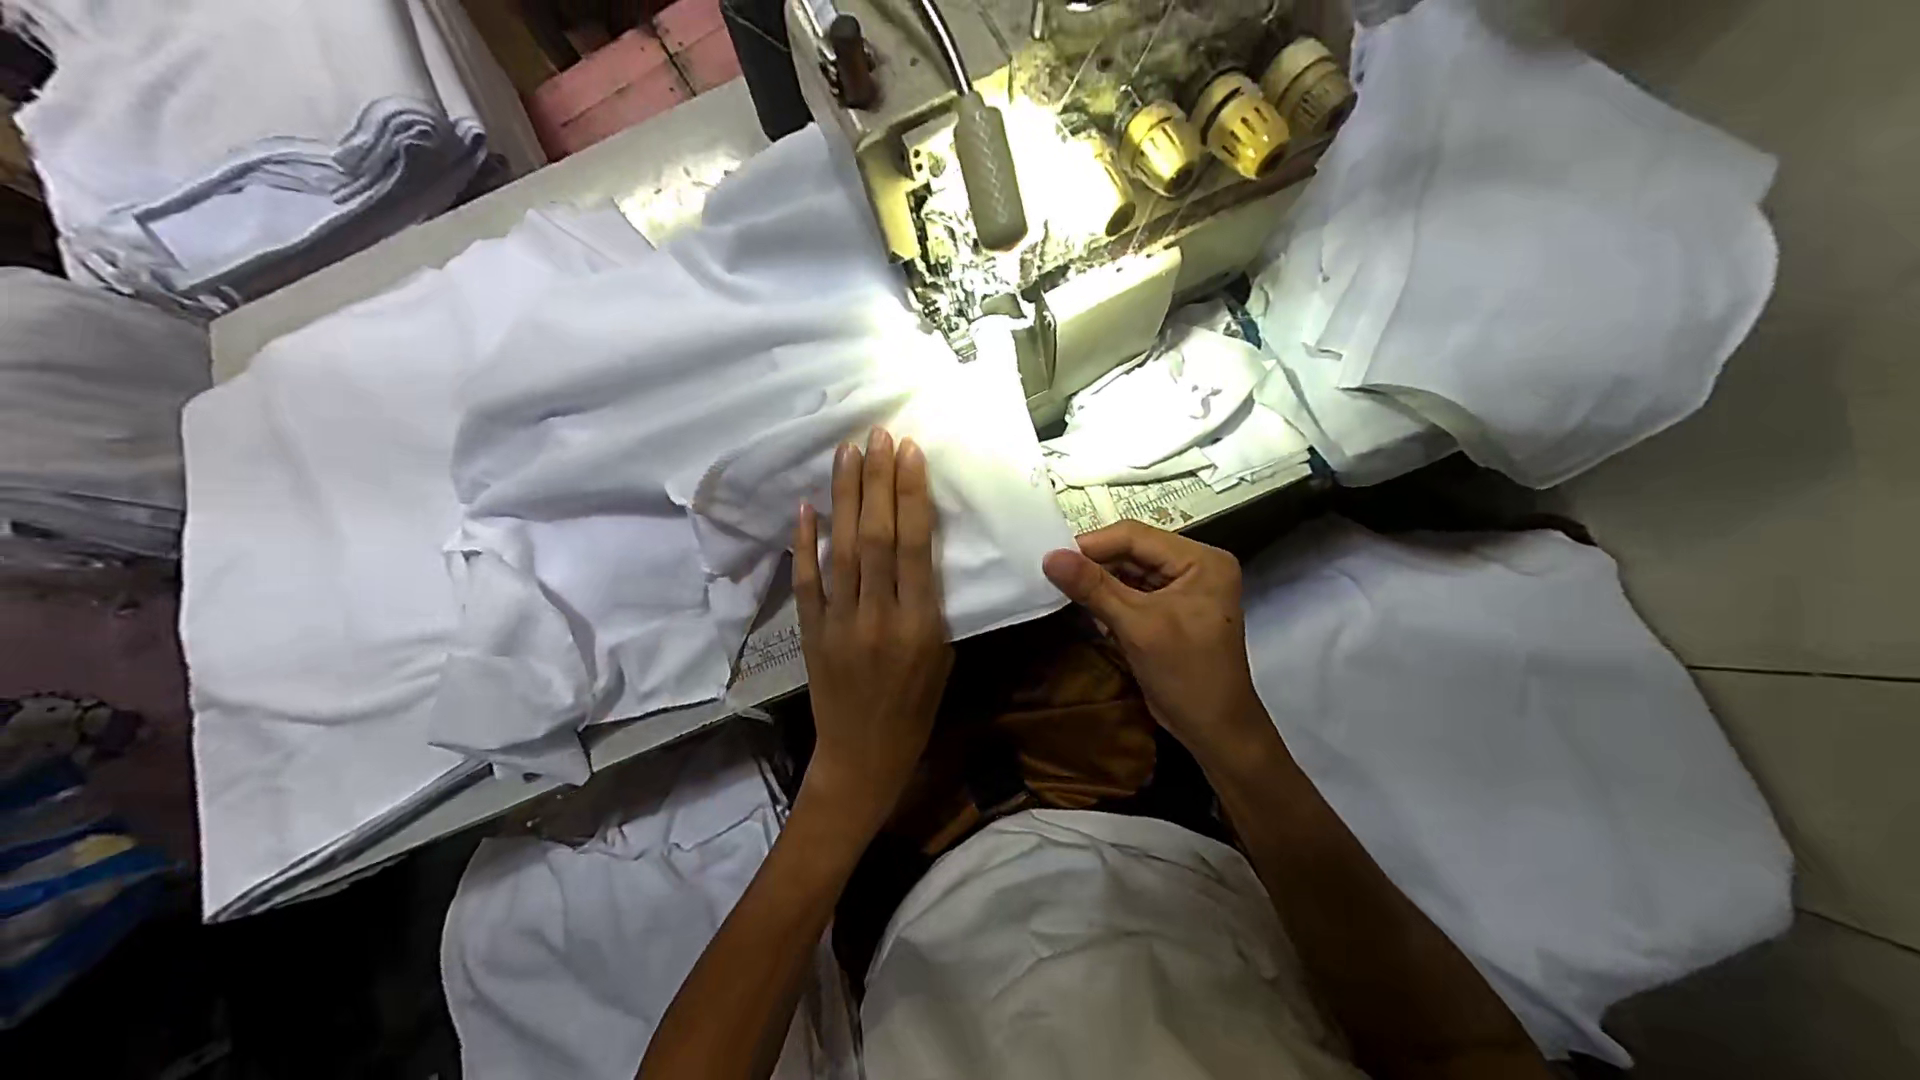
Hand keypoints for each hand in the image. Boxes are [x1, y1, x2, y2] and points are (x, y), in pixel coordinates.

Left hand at [793, 428, 952, 834]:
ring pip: (843, 549)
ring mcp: (838, 624)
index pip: (915, 546)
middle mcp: (878, 616)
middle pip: (877, 536)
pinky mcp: (810, 632)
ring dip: (845, 498)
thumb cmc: (915, 708)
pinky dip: (804, 543)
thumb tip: (919, 550)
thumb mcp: (942, 656)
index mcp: (920, 624)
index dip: (911, 495)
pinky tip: (805, 507)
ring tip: (847, 453)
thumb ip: (931, 603)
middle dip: (877, 481)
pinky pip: (805, 582)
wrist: (863, 754)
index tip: (910, 453)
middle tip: (877, 436)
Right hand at [1042, 521, 1266, 756]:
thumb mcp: (1136, 626)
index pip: (1136, 536)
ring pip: (1129, 572)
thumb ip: (1092, 587)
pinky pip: (1134, 593)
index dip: (1092, 544)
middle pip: (1133, 552)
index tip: (1052, 556)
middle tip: (1054, 574)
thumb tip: (1049, 557)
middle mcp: (1196, 566)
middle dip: (1095, 565)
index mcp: (1201, 560)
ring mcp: (1184, 588)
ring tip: (1065, 591)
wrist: (1214, 730)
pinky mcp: (1171, 609)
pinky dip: (1110, 601)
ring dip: (1100, 584)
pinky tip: (1090, 612)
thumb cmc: (1185, 674)